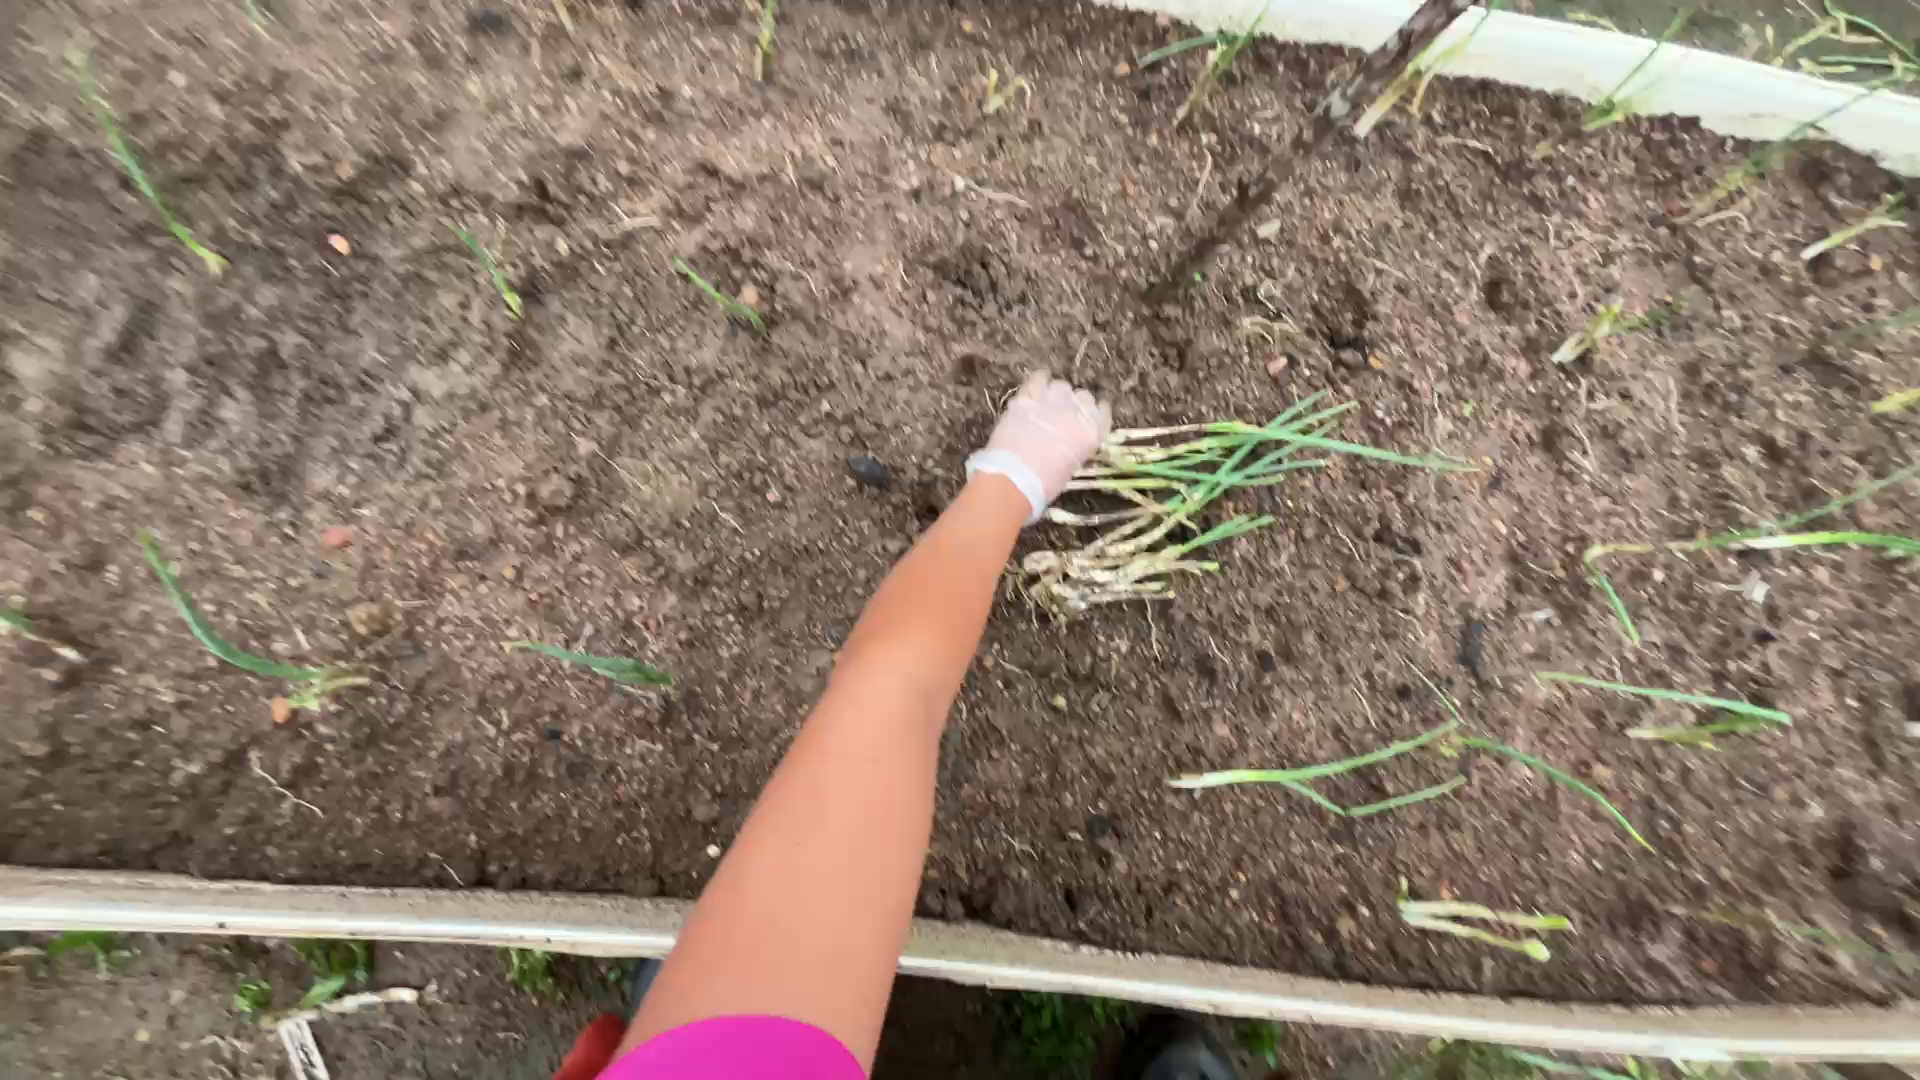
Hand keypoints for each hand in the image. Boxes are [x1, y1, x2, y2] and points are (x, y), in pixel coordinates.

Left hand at [965, 370, 1110, 523]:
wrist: (1014, 480)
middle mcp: (1077, 412)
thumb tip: (1068, 437)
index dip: (1094, 413)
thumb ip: (1076, 445)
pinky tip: (1038, 383)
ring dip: (1057, 394)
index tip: (1089, 415)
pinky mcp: (1028, 396)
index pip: (1103, 412)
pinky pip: (1039, 378)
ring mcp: (1052, 401)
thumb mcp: (1071, 465)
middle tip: (1063, 415)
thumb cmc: (1044, 484)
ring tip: (1048, 403)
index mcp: (1091, 433)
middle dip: (1075, 405)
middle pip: (1083, 396)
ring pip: (1061, 386)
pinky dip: (1040, 380)